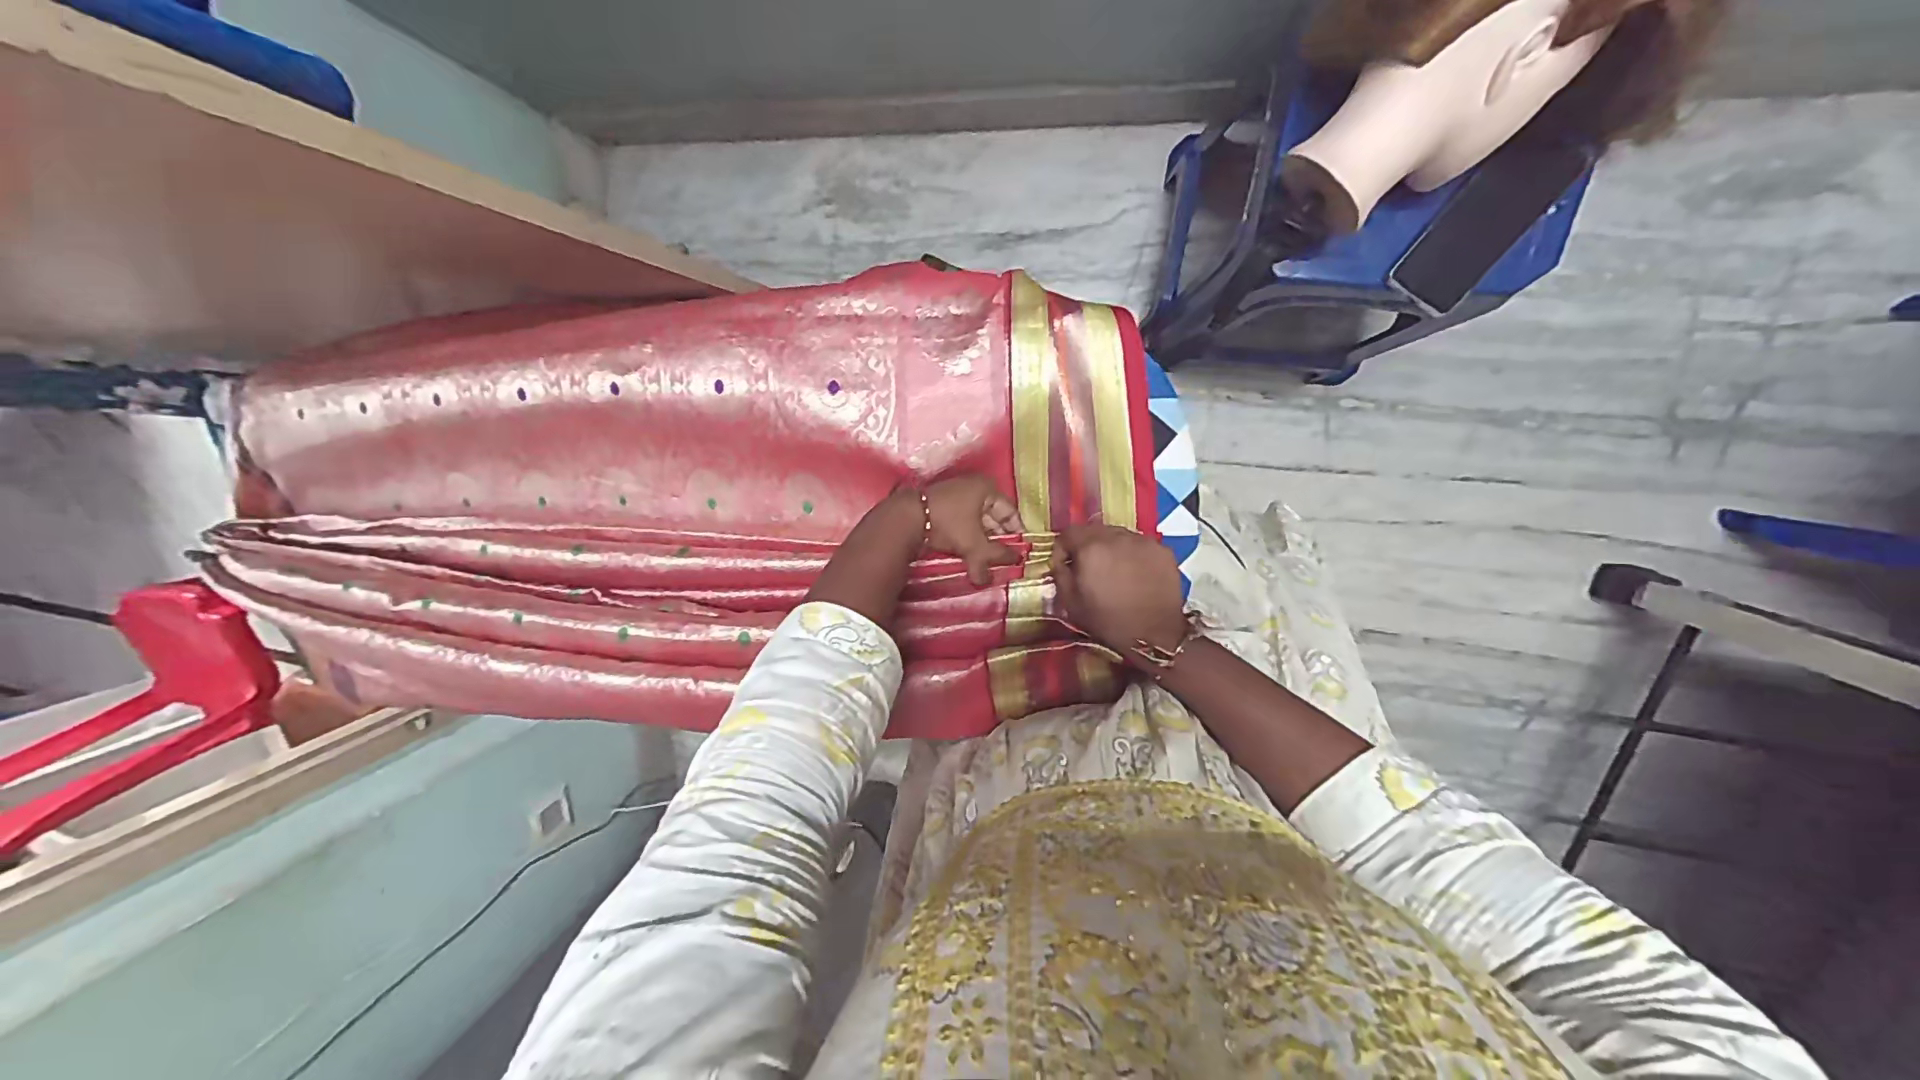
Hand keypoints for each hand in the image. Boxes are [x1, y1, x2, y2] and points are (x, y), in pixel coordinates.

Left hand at [921, 474, 1023, 585]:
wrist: (906, 518)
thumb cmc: (947, 524)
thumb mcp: (974, 544)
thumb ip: (992, 558)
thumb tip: (994, 577)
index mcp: (987, 489)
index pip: (1011, 512)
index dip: (1017, 533)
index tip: (1021, 552)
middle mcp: (973, 487)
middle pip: (994, 517)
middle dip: (998, 539)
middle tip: (1005, 559)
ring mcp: (956, 495)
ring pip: (977, 521)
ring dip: (982, 541)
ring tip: (987, 560)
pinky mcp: (942, 506)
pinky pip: (962, 523)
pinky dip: (967, 537)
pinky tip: (968, 554)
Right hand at [1051, 524, 1188, 662]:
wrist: (1155, 634)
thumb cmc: (1108, 621)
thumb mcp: (1071, 603)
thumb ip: (1061, 575)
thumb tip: (1061, 561)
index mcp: (1090, 548)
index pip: (1068, 533)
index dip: (1063, 548)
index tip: (1065, 565)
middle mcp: (1116, 537)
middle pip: (1094, 530)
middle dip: (1087, 545)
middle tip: (1090, 567)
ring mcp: (1142, 541)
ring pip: (1118, 535)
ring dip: (1111, 547)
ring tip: (1114, 570)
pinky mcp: (1162, 550)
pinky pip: (1140, 545)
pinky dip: (1133, 554)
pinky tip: (1136, 573)